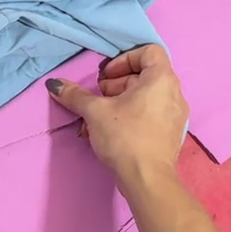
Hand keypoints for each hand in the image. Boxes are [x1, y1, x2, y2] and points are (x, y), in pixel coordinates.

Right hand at [47, 44, 189, 188]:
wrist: (148, 179)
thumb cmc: (125, 137)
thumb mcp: (95, 112)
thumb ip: (75, 95)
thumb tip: (54, 84)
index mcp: (162, 79)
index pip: (148, 52)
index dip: (123, 59)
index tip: (105, 76)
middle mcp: (174, 93)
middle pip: (144, 75)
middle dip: (116, 83)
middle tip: (98, 97)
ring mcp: (176, 115)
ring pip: (146, 96)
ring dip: (120, 101)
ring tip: (100, 117)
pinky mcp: (171, 133)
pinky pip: (151, 114)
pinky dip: (131, 115)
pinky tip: (111, 132)